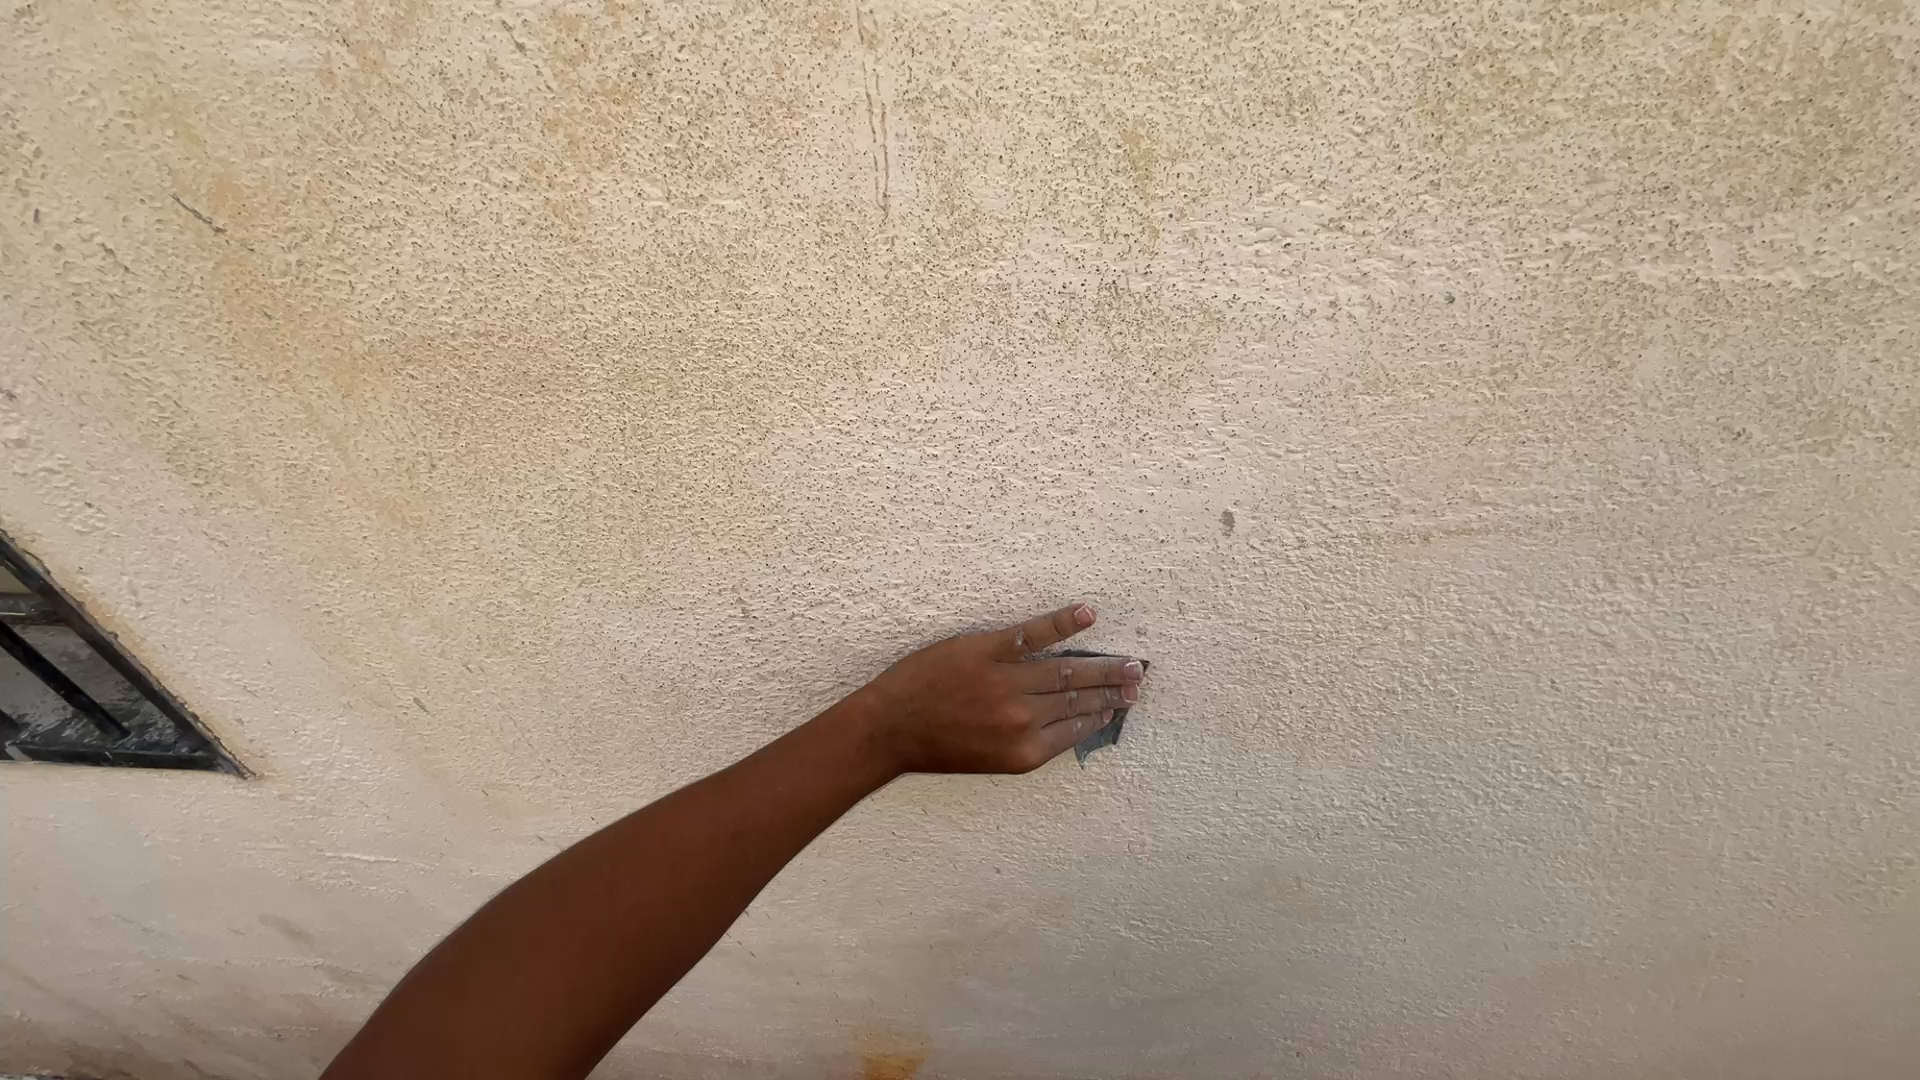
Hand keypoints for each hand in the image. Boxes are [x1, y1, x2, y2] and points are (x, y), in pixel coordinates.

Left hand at [856, 604, 1145, 774]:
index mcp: (1026, 749)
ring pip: (1067, 669)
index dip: (1102, 714)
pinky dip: (1063, 623)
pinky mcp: (987, 651)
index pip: (1077, 726)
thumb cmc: (934, 746)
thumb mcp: (989, 759)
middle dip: (1113, 689)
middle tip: (1138, 680)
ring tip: (1127, 661)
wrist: (888, 728)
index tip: (1120, 705)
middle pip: (1079, 696)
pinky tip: (1086, 615)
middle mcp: (1024, 717)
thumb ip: (1028, 743)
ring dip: (1101, 664)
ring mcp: (1007, 682)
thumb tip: (1059, 725)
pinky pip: (1033, 634)